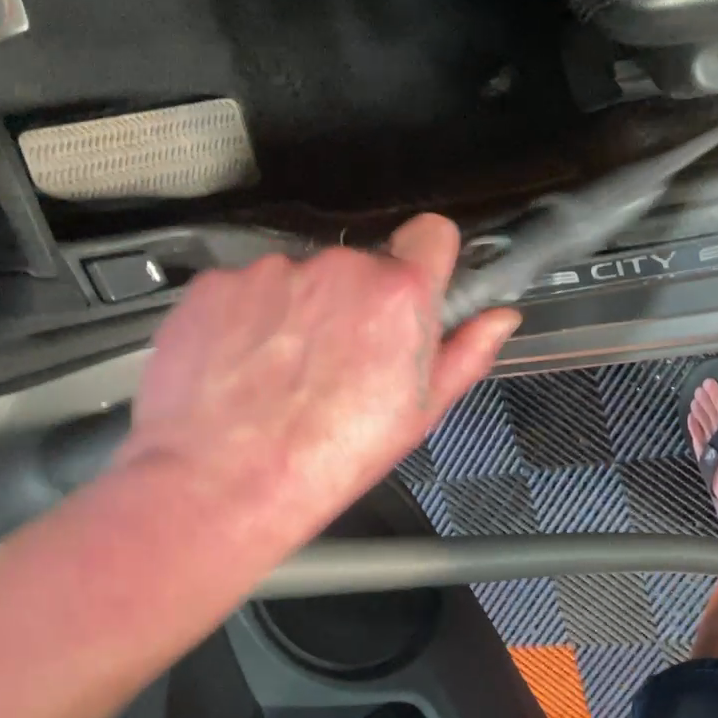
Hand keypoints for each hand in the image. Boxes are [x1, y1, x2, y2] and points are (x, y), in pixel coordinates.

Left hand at [119, 213, 518, 534]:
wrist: (221, 485)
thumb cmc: (326, 456)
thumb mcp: (421, 412)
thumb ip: (468, 352)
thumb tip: (499, 320)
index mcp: (399, 295)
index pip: (433, 233)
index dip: (429, 257)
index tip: (419, 281)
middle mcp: (339, 270)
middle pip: (365, 264)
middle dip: (361, 299)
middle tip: (348, 357)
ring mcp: (272, 273)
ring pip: (305, 276)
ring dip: (305, 308)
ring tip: (291, 370)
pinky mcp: (217, 285)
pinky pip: (249, 287)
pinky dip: (252, 317)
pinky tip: (252, 365)